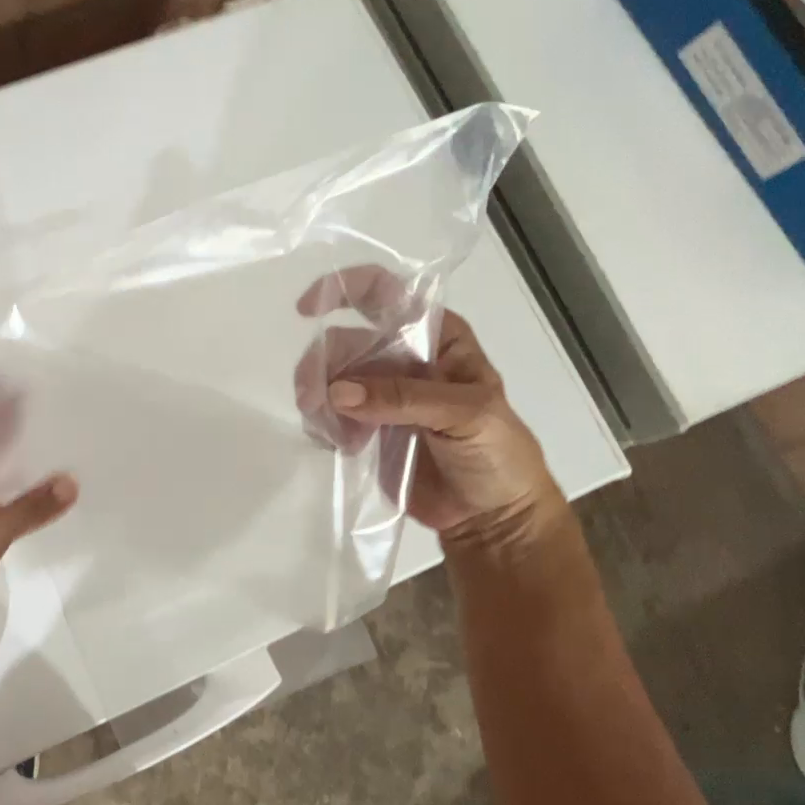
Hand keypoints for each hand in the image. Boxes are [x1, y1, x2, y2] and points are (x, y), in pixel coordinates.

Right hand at [297, 267, 566, 552]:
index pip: (389, 295)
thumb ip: (402, 398)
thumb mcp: (465, 416)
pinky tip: (341, 446)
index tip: (307, 309)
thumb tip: (336, 391)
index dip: (346, 289)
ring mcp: (381, 396)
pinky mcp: (363, 429)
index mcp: (438, 338)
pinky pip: (326, 415)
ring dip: (321, 403)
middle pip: (344, 342)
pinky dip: (323, 426)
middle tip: (315, 402)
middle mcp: (405, 359)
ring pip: (329, 379)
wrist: (490, 515)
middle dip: (323, 367)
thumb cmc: (497, 454)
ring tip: (338, 435)